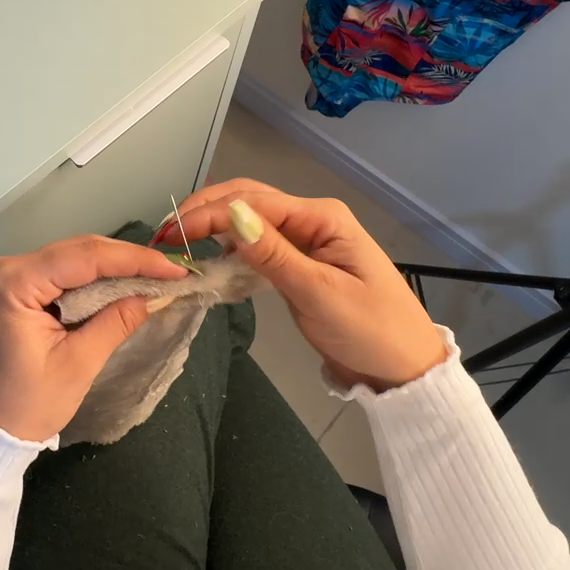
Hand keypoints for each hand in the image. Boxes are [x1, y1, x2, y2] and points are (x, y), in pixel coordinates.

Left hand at [0, 235, 188, 441]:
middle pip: (78, 251)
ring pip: (74, 257)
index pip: (84, 257)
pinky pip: (64, 272)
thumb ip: (116, 321)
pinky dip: (96, 278)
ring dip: (115, 266)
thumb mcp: (78, 364)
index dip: (133, 260)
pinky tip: (124, 284)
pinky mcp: (19, 286)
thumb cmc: (29, 402)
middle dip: (127, 260)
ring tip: (156, 276)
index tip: (174, 269)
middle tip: (172, 272)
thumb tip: (154, 294)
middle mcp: (9, 267)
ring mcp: (12, 274)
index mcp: (15, 282)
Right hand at [164, 179, 446, 390]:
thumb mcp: (320, 294)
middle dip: (203, 210)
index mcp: (322, 217)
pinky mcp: (296, 261)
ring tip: (177, 241)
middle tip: (165, 234)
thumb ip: (273, 254)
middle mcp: (311, 219)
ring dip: (212, 224)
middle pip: (247, 199)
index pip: (253, 202)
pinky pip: (255, 243)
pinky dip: (226, 244)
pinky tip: (206, 254)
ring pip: (248, 219)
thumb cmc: (371, 331)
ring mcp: (304, 239)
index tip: (172, 234)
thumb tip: (230, 214)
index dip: (208, 213)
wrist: (404, 370)